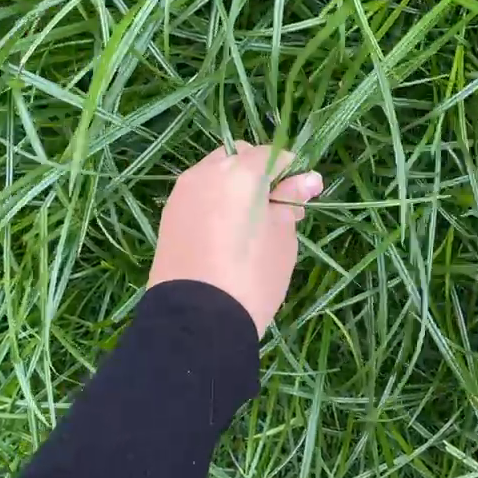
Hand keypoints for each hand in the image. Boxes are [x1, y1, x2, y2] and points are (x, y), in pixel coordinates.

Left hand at [148, 141, 322, 337]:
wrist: (197, 322)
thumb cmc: (252, 276)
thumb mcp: (282, 237)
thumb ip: (291, 201)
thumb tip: (309, 179)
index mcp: (239, 172)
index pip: (271, 154)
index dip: (290, 172)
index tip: (300, 196)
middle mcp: (206, 172)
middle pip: (238, 157)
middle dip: (258, 173)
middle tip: (275, 209)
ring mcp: (182, 193)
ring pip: (214, 174)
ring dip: (234, 186)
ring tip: (250, 224)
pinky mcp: (168, 216)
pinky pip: (198, 195)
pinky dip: (215, 202)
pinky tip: (226, 233)